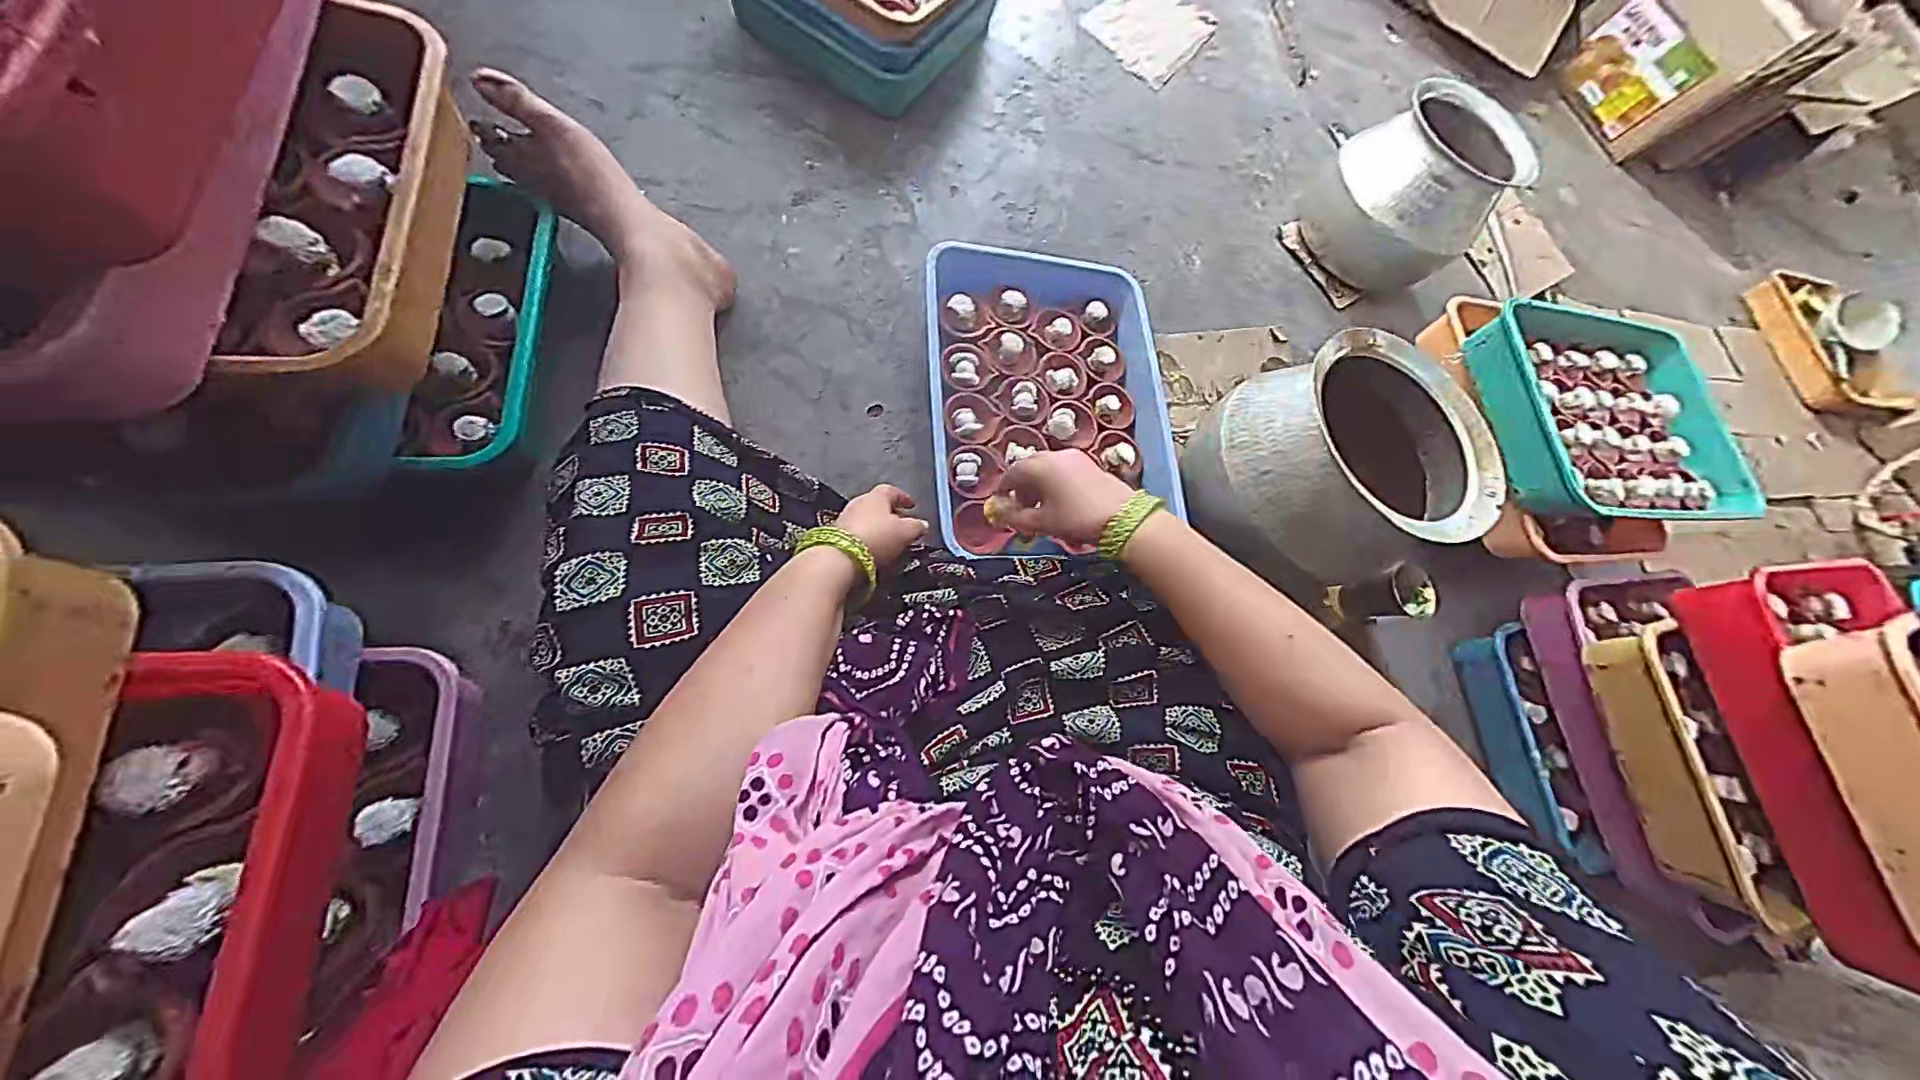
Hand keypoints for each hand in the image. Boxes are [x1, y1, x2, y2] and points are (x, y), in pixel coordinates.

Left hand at [832, 484, 929, 569]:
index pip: (892, 491)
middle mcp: (859, 502)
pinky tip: (873, 546)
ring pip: (866, 517)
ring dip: (878, 525)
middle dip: (890, 513)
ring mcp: (845, 517)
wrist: (841, 556)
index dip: (904, 498)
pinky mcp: (835, 534)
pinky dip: (867, 535)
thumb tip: (923, 524)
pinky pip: (857, 531)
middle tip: (901, 523)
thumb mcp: (906, 532)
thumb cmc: (878, 537)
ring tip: (889, 538)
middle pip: (878, 504)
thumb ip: (916, 526)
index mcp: (877, 496)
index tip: (912, 505)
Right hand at [996, 450, 1135, 546]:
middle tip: (1021, 511)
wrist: (1123, 518)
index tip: (1001, 508)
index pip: (1009, 475)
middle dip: (1021, 490)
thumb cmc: (1076, 519)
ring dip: (1038, 487)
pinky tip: (1060, 502)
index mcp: (1037, 466)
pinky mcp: (1089, 463)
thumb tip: (998, 513)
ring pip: (1046, 469)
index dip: (1002, 493)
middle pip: (1027, 470)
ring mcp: (1073, 457)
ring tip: (1041, 509)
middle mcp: (1053, 455)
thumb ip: (1014, 517)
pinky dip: (1054, 484)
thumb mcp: (1041, 523)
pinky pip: (1062, 471)